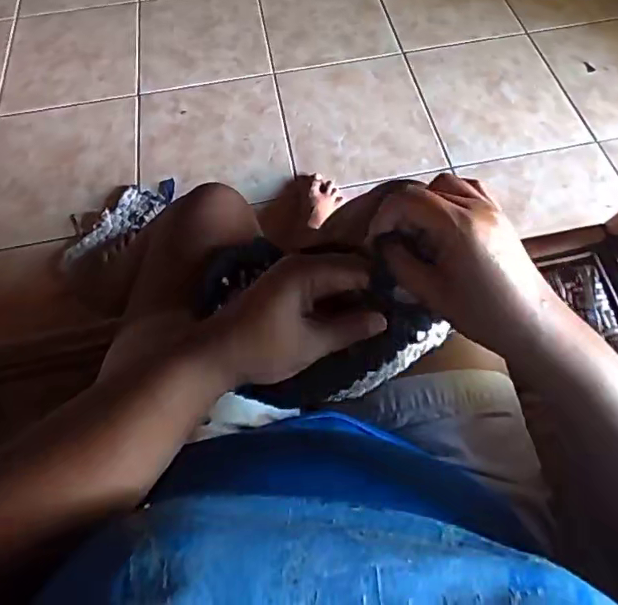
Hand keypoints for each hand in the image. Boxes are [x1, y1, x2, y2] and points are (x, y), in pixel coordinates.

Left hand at [199, 254, 388, 386]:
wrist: (212, 354)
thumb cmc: (262, 349)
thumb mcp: (311, 344)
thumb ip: (348, 329)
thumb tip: (383, 319)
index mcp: (306, 270)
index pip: (357, 268)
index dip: (382, 283)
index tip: (404, 298)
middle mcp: (300, 262)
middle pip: (347, 266)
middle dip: (370, 284)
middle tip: (397, 304)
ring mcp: (290, 270)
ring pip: (334, 273)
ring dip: (354, 290)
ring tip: (379, 309)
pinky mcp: (284, 283)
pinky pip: (320, 280)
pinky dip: (337, 293)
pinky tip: (350, 310)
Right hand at [369, 174, 567, 358]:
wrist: (532, 323)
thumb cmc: (483, 314)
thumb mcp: (432, 293)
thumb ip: (401, 263)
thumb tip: (384, 244)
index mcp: (458, 225)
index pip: (408, 199)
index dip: (384, 216)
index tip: (376, 241)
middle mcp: (475, 206)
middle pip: (425, 188)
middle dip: (401, 210)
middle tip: (394, 240)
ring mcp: (490, 207)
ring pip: (446, 184)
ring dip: (424, 201)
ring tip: (419, 232)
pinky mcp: (499, 214)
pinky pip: (469, 189)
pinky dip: (449, 197)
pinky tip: (444, 222)